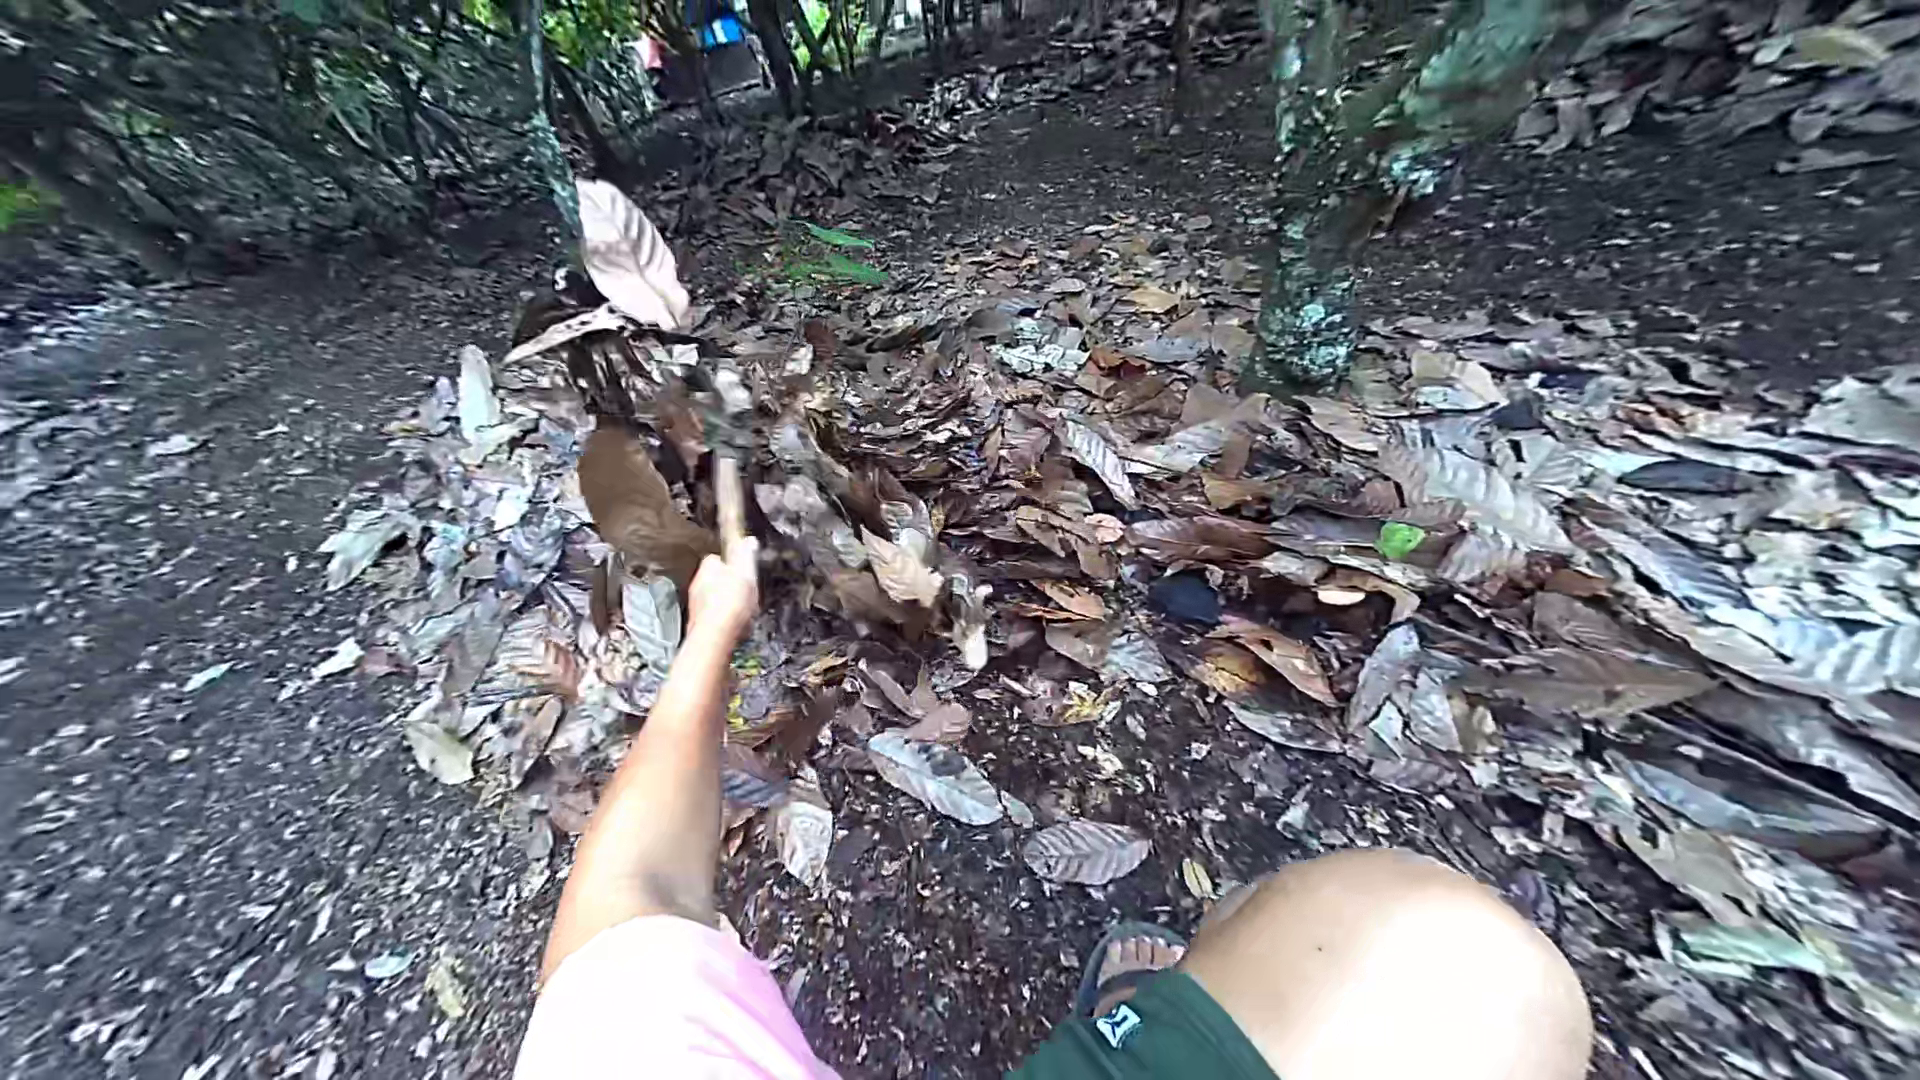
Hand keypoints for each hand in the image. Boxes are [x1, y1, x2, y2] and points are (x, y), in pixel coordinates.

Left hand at [686, 536, 757, 643]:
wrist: (716, 635)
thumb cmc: (729, 604)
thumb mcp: (746, 572)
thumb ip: (746, 555)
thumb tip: (748, 540)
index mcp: (707, 568)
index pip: (717, 558)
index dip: (732, 562)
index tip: (744, 567)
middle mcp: (698, 585)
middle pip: (718, 578)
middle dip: (732, 583)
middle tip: (748, 590)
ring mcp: (698, 605)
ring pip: (717, 598)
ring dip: (730, 601)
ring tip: (746, 609)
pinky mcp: (701, 623)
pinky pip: (717, 615)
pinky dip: (727, 617)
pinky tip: (739, 623)